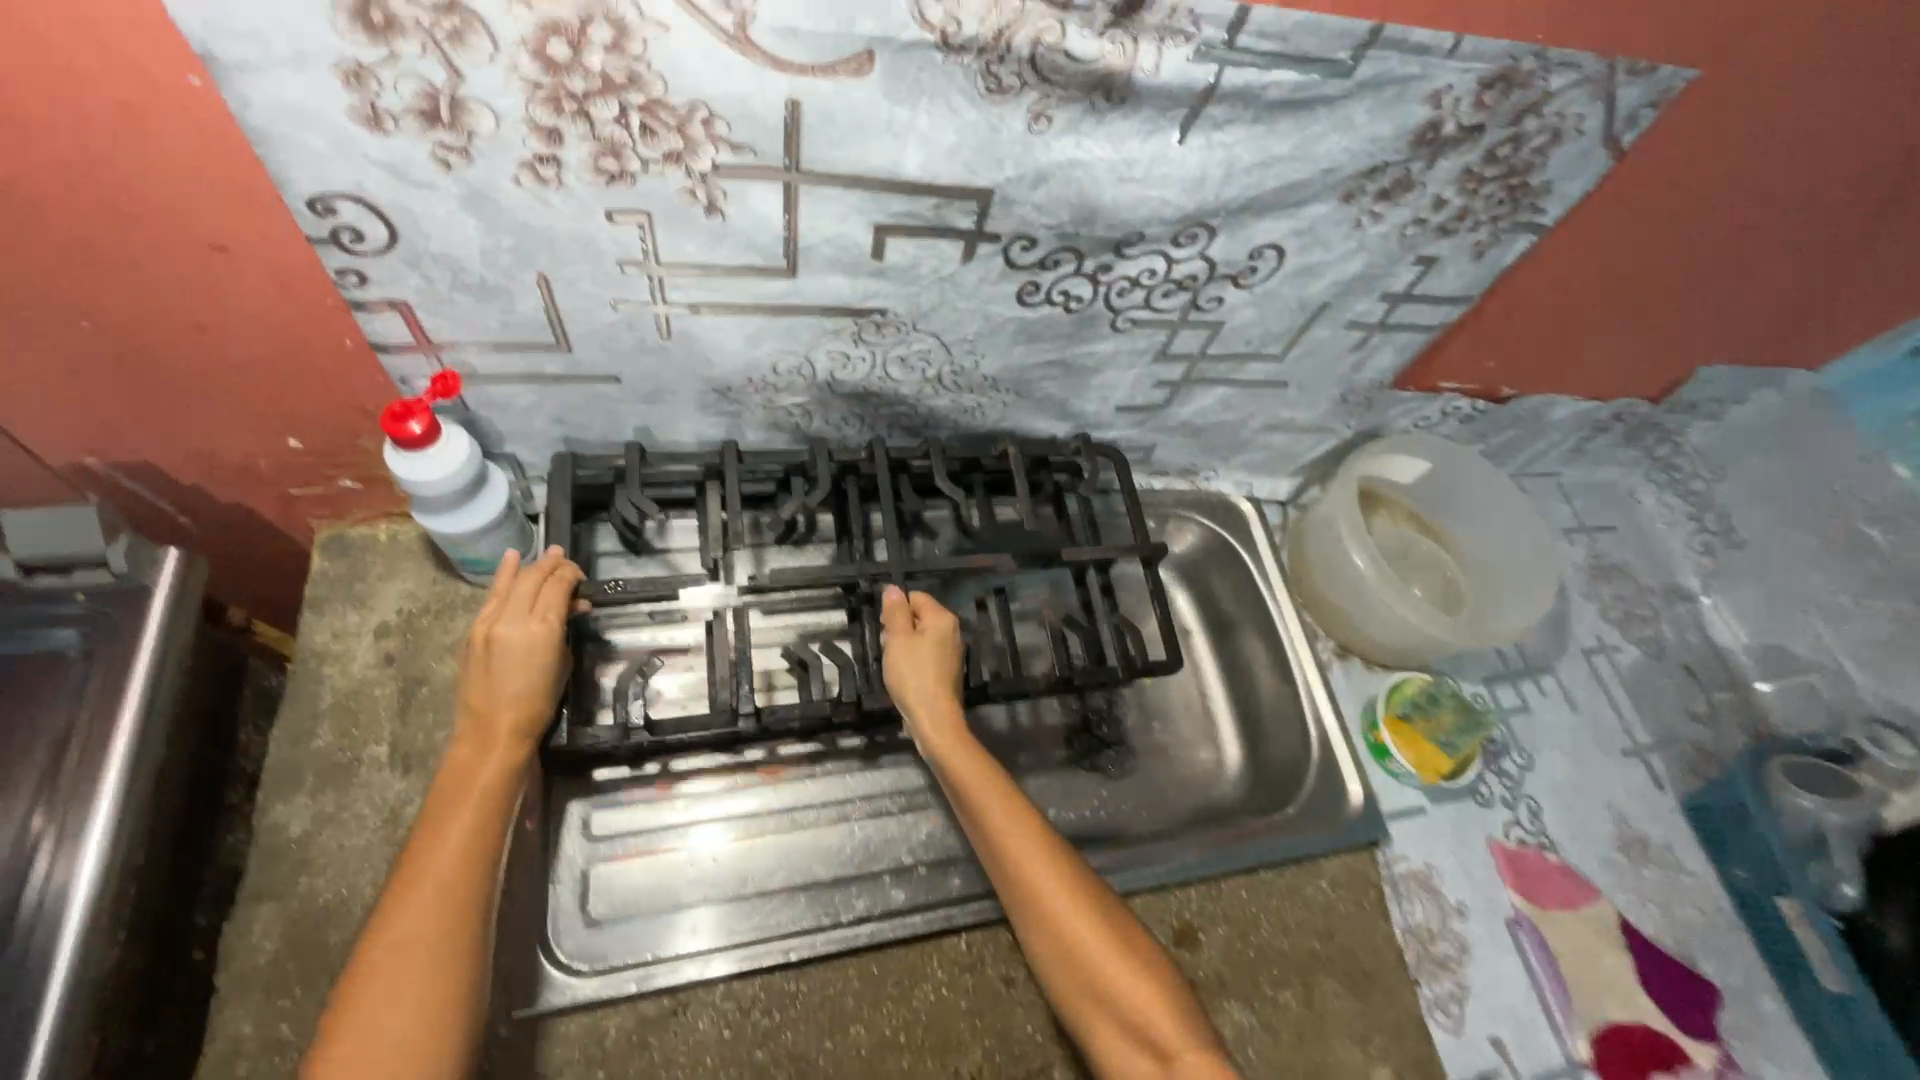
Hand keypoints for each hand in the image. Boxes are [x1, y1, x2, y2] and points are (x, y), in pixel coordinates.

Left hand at [453, 546, 584, 763]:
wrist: (493, 730)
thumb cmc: (539, 703)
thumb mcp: (563, 662)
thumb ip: (564, 630)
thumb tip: (570, 609)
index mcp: (542, 629)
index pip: (558, 586)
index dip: (571, 574)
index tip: (580, 575)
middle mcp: (513, 618)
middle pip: (534, 577)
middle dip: (552, 565)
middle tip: (566, 559)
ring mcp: (488, 622)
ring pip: (511, 582)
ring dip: (529, 566)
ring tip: (545, 553)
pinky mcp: (473, 631)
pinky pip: (493, 595)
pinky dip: (503, 575)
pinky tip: (511, 559)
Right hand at [879, 584, 970, 755]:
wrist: (933, 717)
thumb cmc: (912, 675)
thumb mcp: (898, 639)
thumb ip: (895, 611)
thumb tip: (893, 588)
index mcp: (942, 618)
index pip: (915, 597)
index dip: (896, 609)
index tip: (884, 629)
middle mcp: (952, 630)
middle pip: (919, 616)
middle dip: (898, 628)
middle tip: (887, 647)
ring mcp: (951, 651)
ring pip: (921, 636)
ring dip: (903, 645)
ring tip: (893, 663)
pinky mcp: (947, 669)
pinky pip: (926, 654)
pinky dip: (913, 659)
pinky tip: (903, 675)